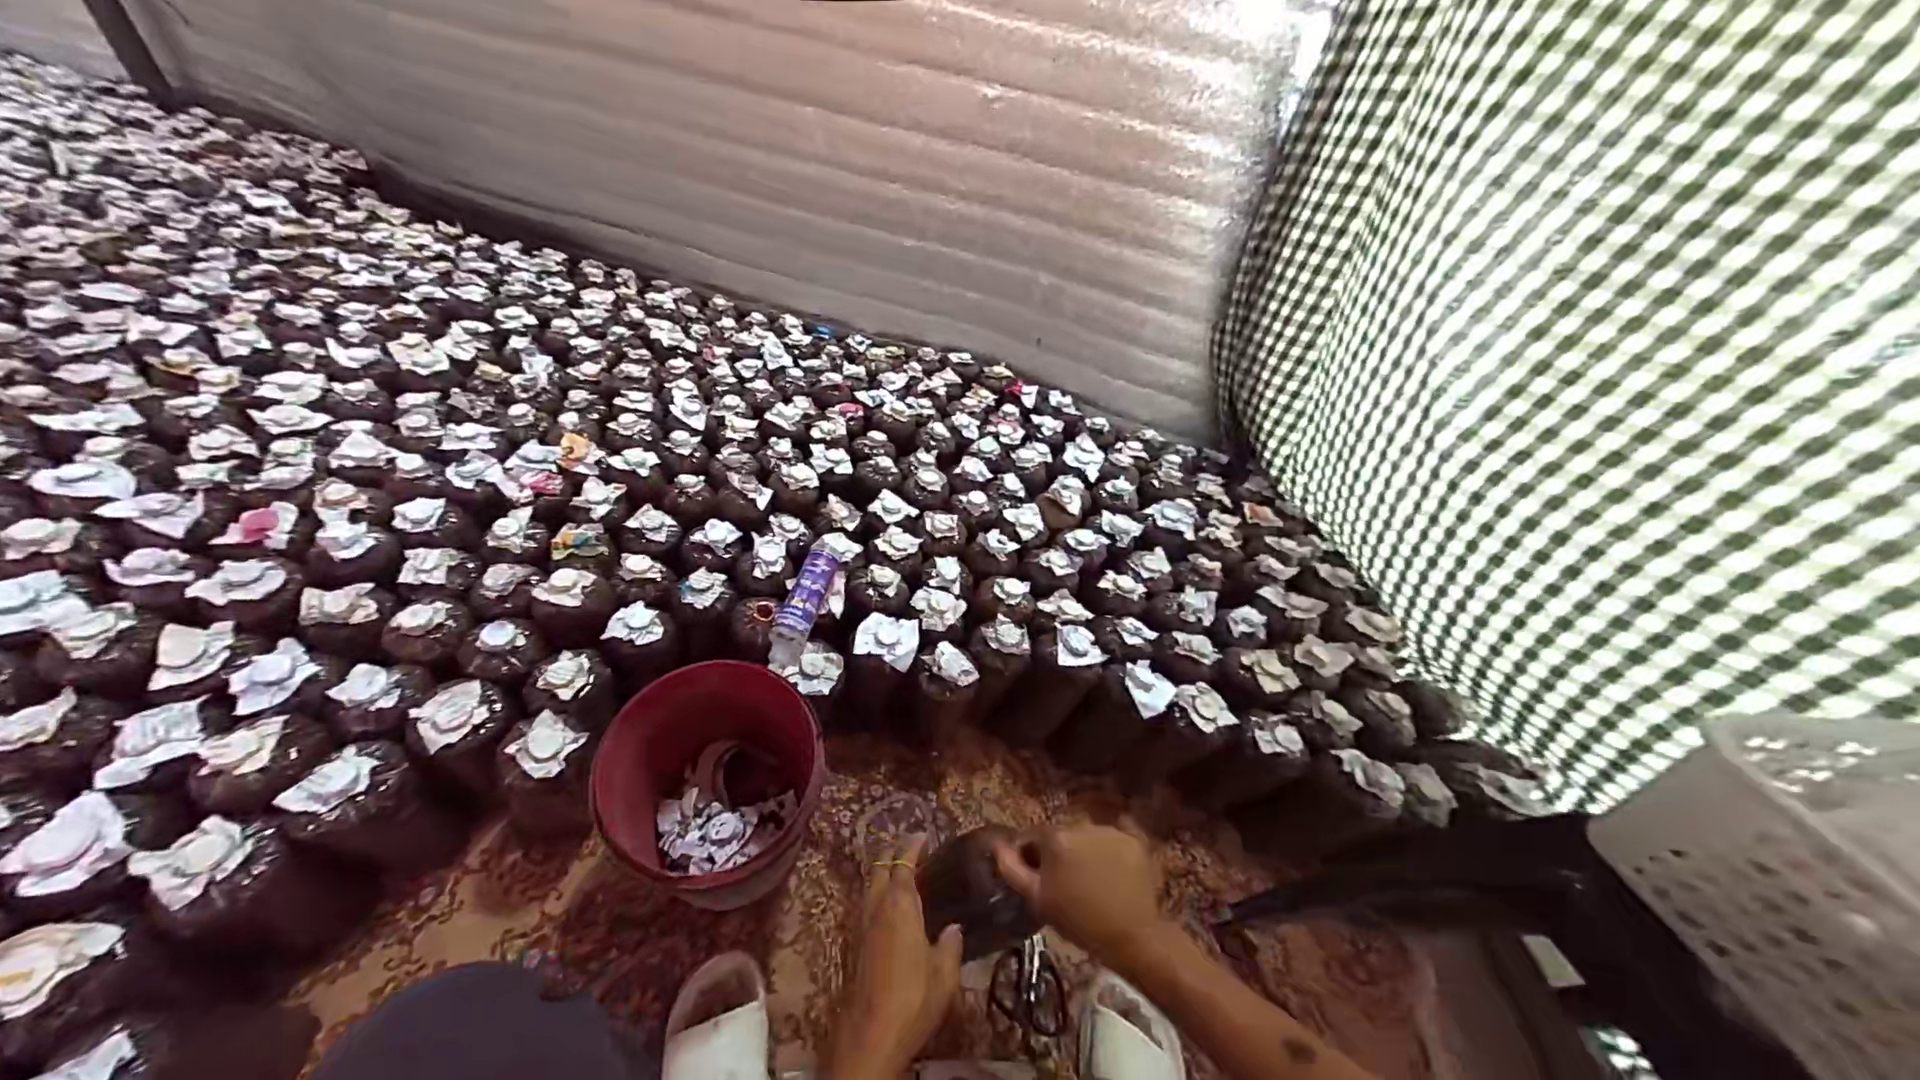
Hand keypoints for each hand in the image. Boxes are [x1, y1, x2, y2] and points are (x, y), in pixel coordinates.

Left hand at [831, 834, 962, 1079]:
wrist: (871, 1034)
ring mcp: (863, 926)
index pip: (903, 864)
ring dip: (883, 872)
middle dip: (892, 853)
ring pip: (870, 886)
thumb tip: (953, 927)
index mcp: (900, 905)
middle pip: (880, 869)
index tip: (921, 834)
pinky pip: (868, 905)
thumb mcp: (944, 973)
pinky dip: (878, 893)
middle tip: (909, 847)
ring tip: (900, 870)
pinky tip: (890, 906)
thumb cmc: (913, 997)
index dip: (911, 847)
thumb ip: (950, 944)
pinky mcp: (857, 945)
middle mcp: (877, 908)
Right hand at [991, 822, 1173, 972]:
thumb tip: (997, 845)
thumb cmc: (1079, 921)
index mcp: (1055, 837)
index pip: (1034, 836)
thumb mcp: (1038, 898)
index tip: (1041, 877)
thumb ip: (1012, 868)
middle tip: (1067, 881)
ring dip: (1086, 849)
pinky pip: (1117, 834)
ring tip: (1094, 878)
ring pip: (1088, 834)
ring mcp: (1111, 829)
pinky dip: (1112, 847)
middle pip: (1063, 833)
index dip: (1034, 856)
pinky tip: (1114, 867)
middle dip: (1061, 851)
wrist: (1132, 937)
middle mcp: (1082, 824)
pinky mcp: (1134, 838)